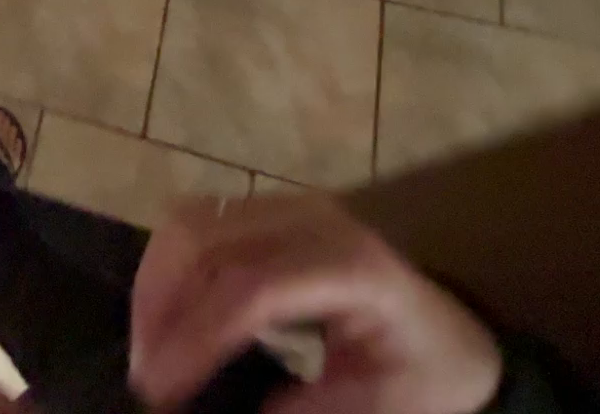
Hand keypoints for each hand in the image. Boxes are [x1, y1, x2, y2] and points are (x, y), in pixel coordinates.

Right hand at [128, 194, 501, 413]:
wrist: (454, 333)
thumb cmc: (428, 377)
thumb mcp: (383, 412)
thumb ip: (305, 412)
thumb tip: (211, 410)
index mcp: (349, 267)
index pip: (249, 288)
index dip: (195, 337)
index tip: (158, 390)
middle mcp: (307, 219)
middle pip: (205, 238)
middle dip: (159, 304)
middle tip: (144, 370)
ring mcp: (280, 205)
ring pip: (188, 221)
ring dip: (154, 280)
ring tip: (146, 343)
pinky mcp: (260, 210)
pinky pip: (193, 221)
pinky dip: (166, 265)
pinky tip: (162, 310)